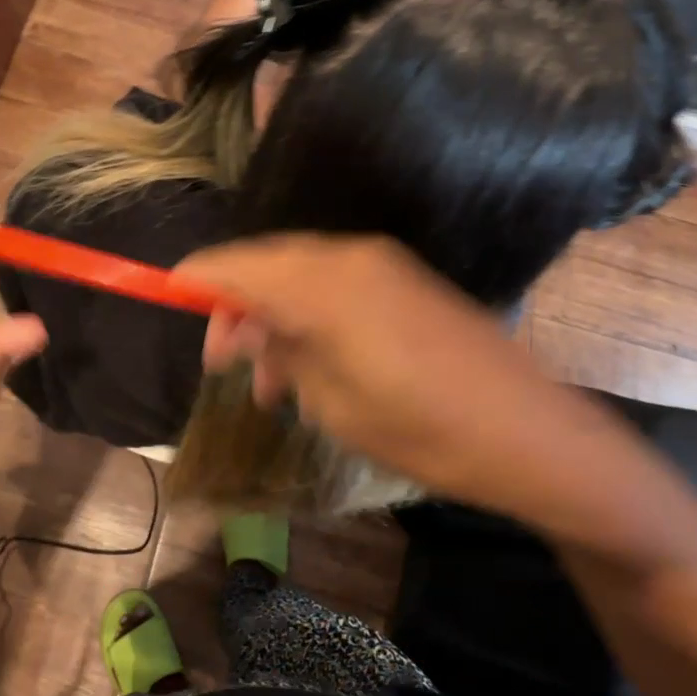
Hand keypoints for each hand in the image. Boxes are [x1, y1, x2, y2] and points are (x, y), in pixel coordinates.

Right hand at [178, 234, 638, 520]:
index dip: (199, 276)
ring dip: (274, 318)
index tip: (165, 290)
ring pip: (301, 277)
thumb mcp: (334, 403)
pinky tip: (308, 367)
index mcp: (327, 286)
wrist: (530, 435)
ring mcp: (383, 267)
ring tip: (266, 384)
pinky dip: (309, 317)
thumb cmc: (423, 430)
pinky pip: (336, 286)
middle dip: (237, 307)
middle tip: (220, 362)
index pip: (241, 266)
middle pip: (269, 265)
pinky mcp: (405, 283)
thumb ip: (283, 352)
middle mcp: (351, 259)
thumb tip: (250, 329)